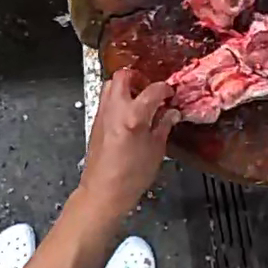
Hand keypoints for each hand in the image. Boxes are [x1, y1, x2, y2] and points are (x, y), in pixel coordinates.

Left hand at [77, 69, 179, 215]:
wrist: (103, 191)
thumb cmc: (132, 175)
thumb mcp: (156, 150)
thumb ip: (163, 126)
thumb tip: (171, 113)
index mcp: (134, 115)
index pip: (153, 90)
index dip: (165, 89)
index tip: (170, 93)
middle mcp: (115, 108)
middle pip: (123, 76)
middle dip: (138, 77)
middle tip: (150, 88)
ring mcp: (103, 113)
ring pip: (110, 84)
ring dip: (125, 86)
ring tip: (139, 99)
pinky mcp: (96, 120)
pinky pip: (106, 99)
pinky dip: (117, 98)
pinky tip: (128, 113)